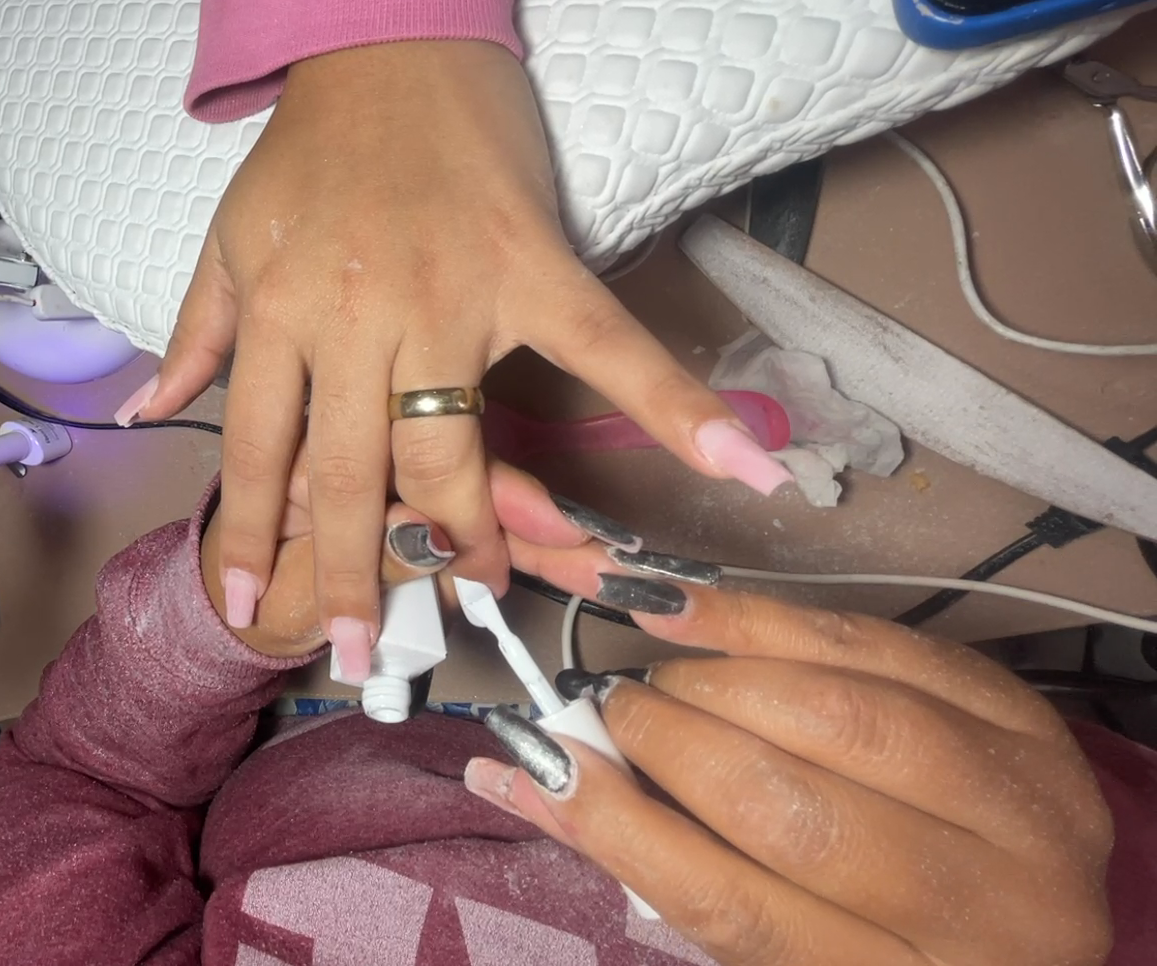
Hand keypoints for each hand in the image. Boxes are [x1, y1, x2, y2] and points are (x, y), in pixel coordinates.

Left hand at [132, 40, 787, 681]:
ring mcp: (451, 295)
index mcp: (279, 312)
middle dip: (350, 571)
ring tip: (474, 594)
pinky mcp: (532, 266)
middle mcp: (358, 316)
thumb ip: (191, 338)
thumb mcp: (226, 245)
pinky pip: (606, 344)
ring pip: (454, 441)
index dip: (249, 535)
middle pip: (351, 470)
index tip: (239, 608)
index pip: (257, 449)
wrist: (387, 50)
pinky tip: (740, 470)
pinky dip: (674, 403)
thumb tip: (142, 412)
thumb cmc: (301, 157)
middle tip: (354, 652)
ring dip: (464, 530)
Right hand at [466, 558, 1113, 965]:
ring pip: (838, 719)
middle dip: (666, 738)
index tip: (543, 753)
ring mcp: (1025, 808)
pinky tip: (677, 606)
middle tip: (611, 706)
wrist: (1000, 884)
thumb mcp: (744, 912)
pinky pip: (864, 643)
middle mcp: (987, 916)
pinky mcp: (1020, 714)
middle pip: (788, 811)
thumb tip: (499, 770)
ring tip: (663, 677)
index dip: (620, 823)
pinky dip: (751, 616)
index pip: (732, 906)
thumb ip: (621, 837)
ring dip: (711, 681)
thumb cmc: (845, 911)